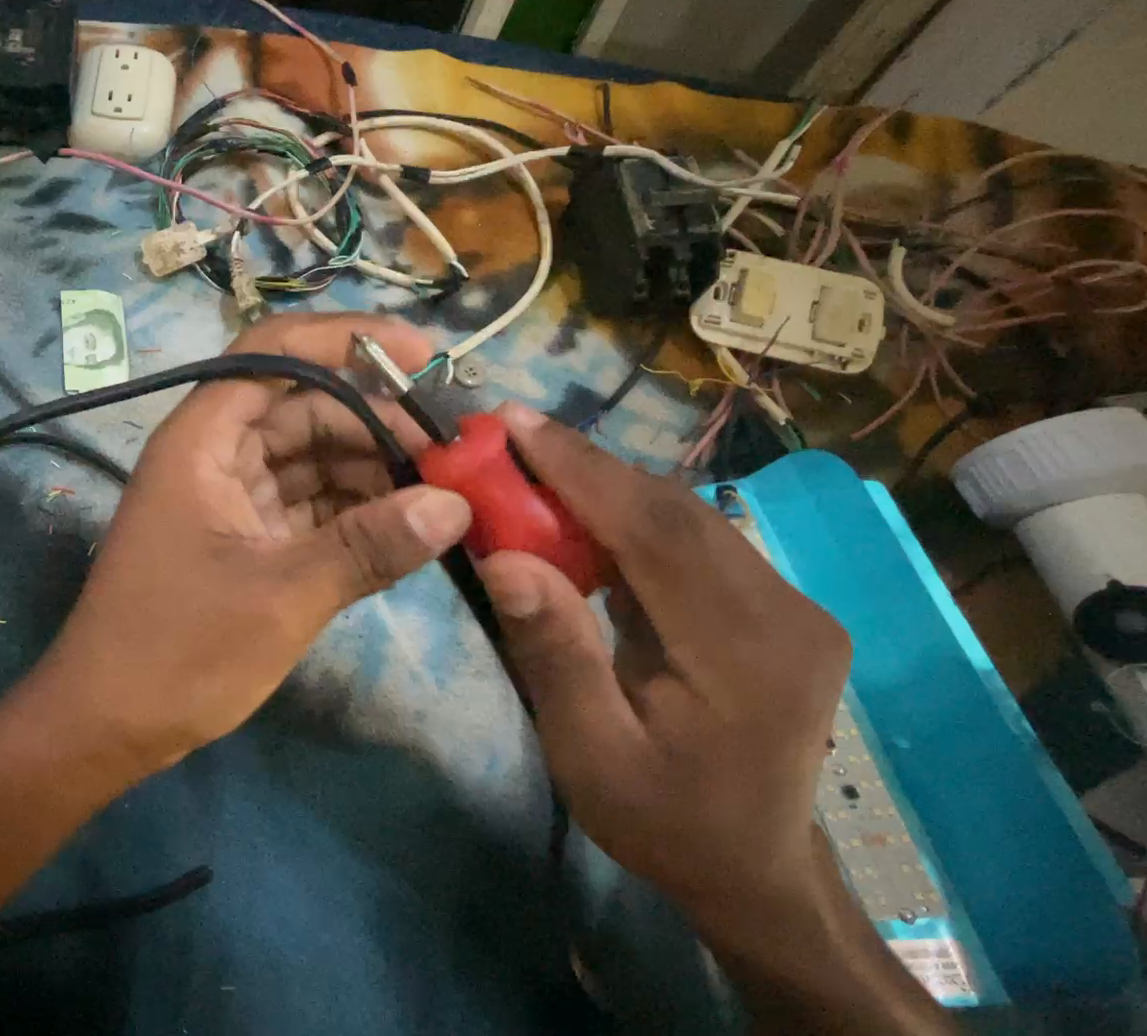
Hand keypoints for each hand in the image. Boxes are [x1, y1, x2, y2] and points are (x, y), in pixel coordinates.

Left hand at [20, 313, 471, 776]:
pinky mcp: (243, 539)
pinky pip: (307, 503)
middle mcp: (215, 454)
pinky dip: (352, 511)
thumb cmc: (178, 652)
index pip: (275, 352)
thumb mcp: (281, 597)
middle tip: (453, 455)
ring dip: (372, 468)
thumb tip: (455, 505)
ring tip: (443, 492)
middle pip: (305, 405)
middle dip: (377, 420)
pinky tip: (406, 527)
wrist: (107, 724)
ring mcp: (229, 497)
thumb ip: (368, 545)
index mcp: (203, 440)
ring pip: (311, 456)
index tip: (424, 355)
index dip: (349, 340)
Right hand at [474, 403, 850, 937]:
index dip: (581, 469)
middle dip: (586, 465)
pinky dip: (632, 518)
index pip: (655, 531)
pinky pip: (695, 542)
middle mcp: (785, 611)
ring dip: (607, 486)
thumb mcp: (590, 755)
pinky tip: (585, 515)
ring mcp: (791, 605)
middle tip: (508, 435)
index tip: (513, 424)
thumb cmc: (664, 821)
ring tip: (534, 465)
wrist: (756, 869)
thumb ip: (555, 655)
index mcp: (745, 652)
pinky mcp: (777, 607)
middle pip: (674, 510)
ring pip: (687, 517)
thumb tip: (504, 558)